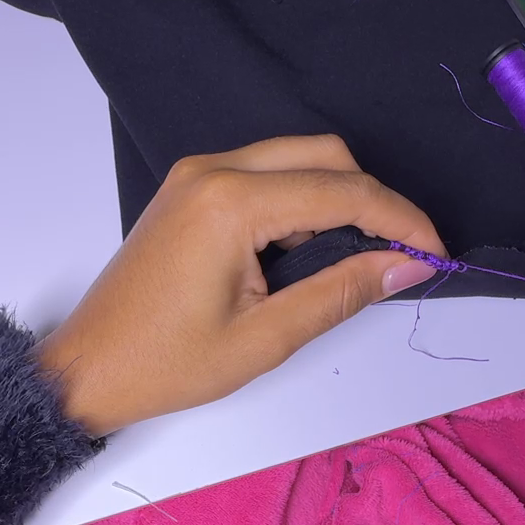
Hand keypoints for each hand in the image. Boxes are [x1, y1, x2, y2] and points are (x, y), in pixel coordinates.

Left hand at [39, 135, 444, 434]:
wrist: (89, 369)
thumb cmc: (166, 364)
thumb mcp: (264, 339)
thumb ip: (341, 294)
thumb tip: (407, 265)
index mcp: (230, 203)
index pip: (342, 191)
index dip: (400, 220)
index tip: (434, 253)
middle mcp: (212, 170)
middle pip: (323, 155)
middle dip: (371, 200)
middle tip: (399, 254)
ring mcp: (195, 176)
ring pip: (294, 161)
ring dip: (333, 202)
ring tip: (349, 264)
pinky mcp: (189, 191)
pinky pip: (262, 178)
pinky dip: (296, 207)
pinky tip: (301, 256)